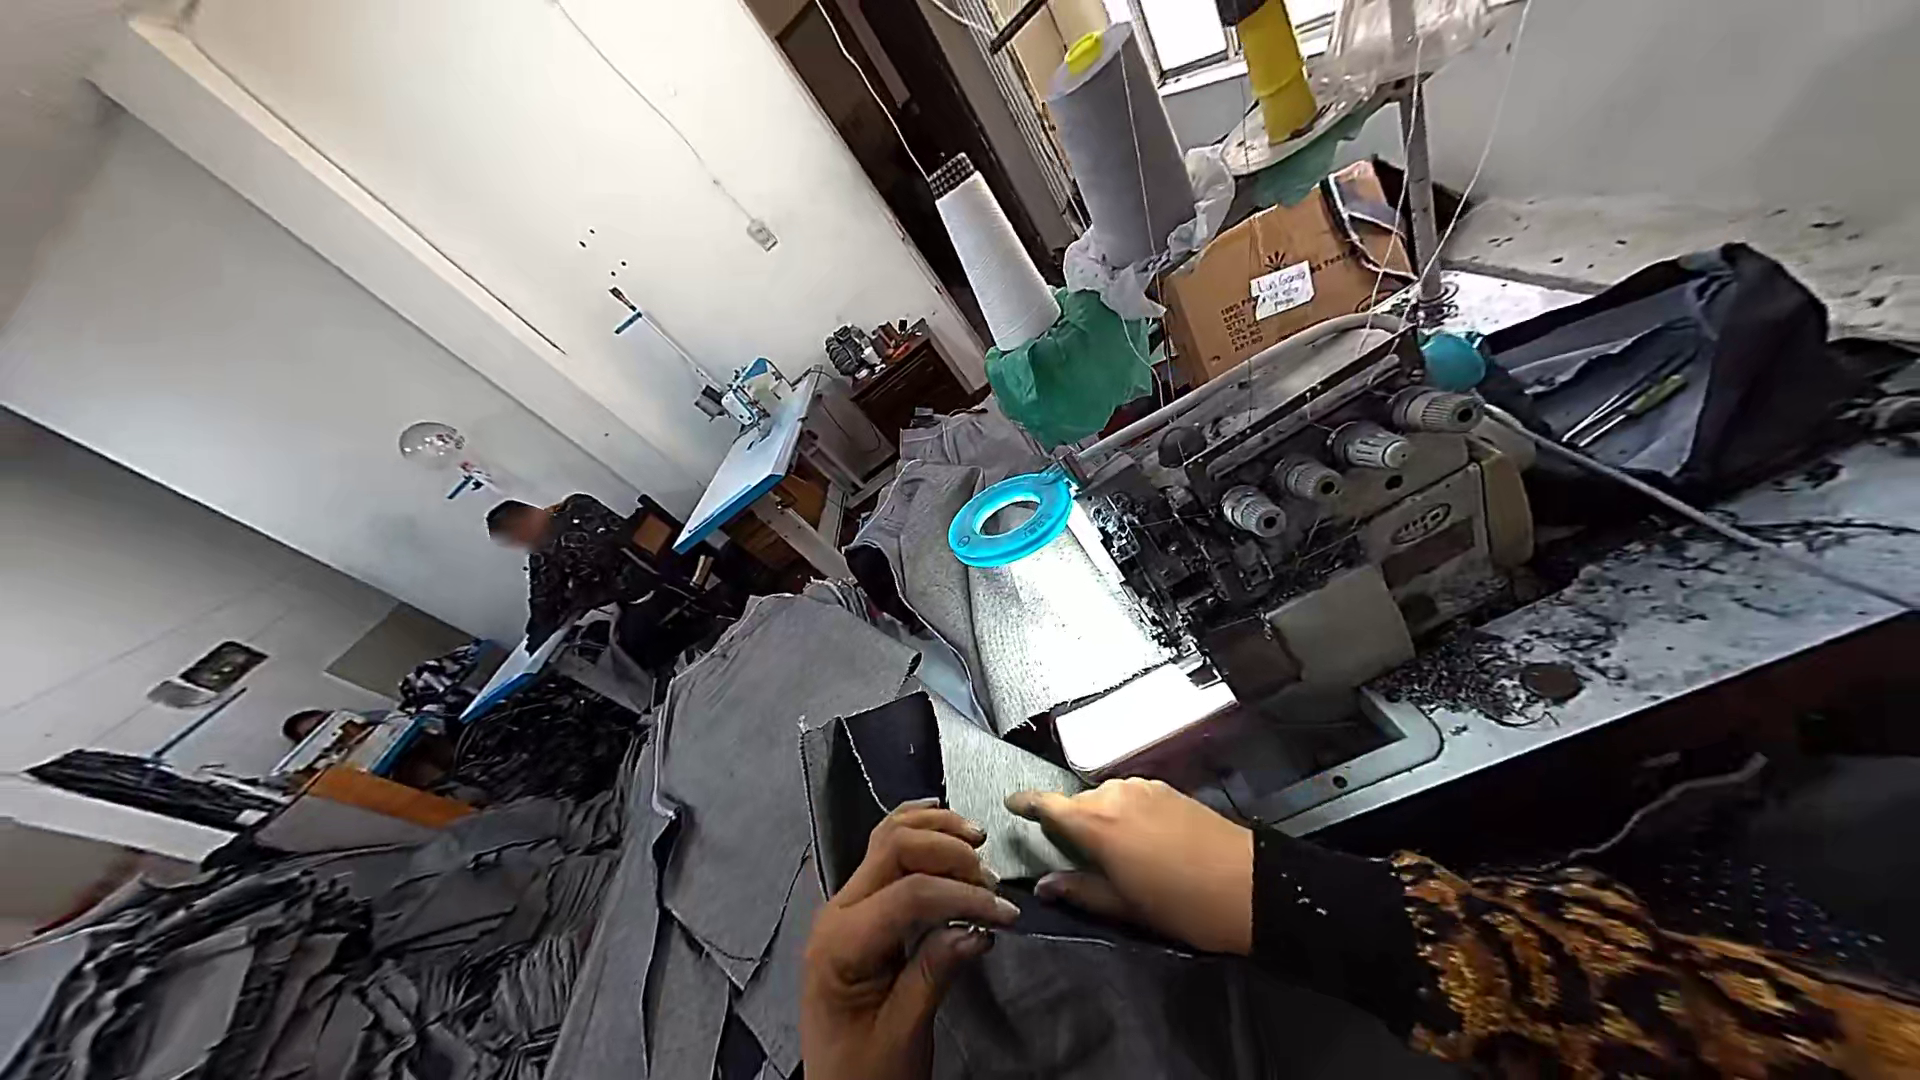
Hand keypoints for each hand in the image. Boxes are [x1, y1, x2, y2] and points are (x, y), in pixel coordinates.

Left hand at [801, 798, 1019, 1079]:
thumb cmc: (865, 1076)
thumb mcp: (902, 1036)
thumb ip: (934, 974)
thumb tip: (978, 927)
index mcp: (841, 943)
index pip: (907, 894)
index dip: (960, 895)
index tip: (1002, 911)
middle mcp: (837, 909)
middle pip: (895, 848)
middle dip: (949, 852)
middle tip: (989, 877)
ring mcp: (846, 900)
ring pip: (888, 835)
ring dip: (935, 830)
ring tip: (975, 839)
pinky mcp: (861, 902)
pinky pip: (884, 846)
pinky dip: (914, 824)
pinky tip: (936, 814)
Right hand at [1006, 778, 1252, 953]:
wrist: (1249, 884)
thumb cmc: (1180, 903)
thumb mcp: (1125, 907)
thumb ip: (1079, 890)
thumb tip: (1043, 885)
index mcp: (1096, 823)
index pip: (1048, 804)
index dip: (1026, 802)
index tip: (1012, 803)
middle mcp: (1113, 794)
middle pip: (1076, 802)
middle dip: (1069, 820)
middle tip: (1074, 850)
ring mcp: (1141, 787)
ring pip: (1104, 797)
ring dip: (1099, 816)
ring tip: (1113, 848)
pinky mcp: (1164, 787)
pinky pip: (1129, 794)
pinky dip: (1123, 810)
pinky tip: (1141, 836)